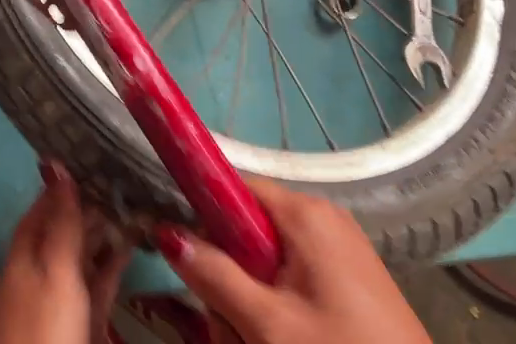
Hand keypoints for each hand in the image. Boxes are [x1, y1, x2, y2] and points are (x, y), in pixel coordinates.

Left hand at [0, 161, 131, 343]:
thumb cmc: (45, 330)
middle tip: (125, 176)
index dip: (65, 183)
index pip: (43, 207)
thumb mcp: (54, 271)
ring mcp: (61, 299)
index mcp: (24, 254)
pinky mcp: (83, 323)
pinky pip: (96, 282)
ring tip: (135, 202)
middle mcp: (39, 271)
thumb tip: (53, 163)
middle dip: (91, 204)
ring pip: (83, 254)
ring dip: (105, 230)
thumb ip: (60, 221)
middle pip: (64, 229)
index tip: (95, 155)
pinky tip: (130, 245)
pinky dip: (112, 262)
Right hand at [155, 179, 429, 343]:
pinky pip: (294, 278)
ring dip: (250, 299)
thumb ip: (214, 276)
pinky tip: (279, 338)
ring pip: (267, 260)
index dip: (202, 216)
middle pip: (247, 228)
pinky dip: (277, 307)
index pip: (232, 187)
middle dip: (229, 275)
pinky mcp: (350, 278)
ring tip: (254, 339)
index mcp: (305, 212)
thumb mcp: (269, 324)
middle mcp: (322, 217)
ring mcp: (339, 248)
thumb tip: (166, 232)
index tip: (182, 252)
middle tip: (228, 323)